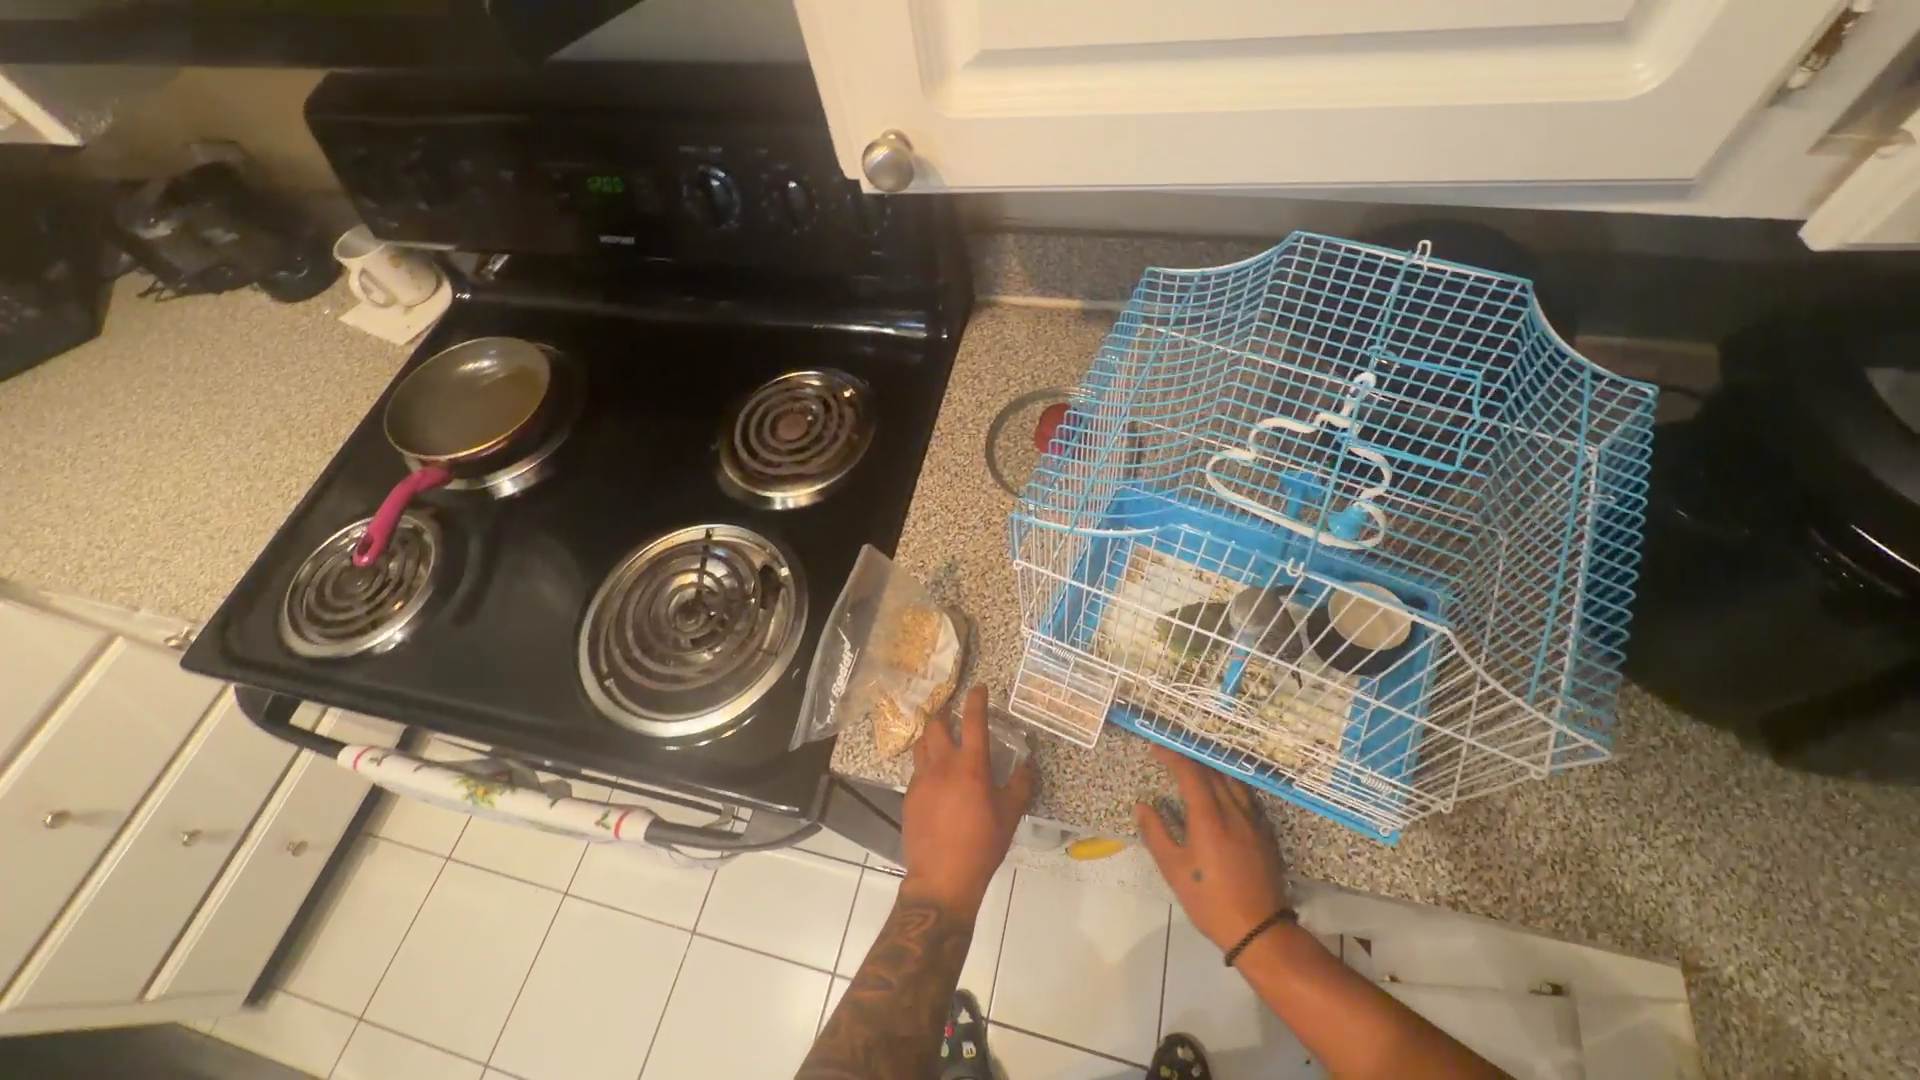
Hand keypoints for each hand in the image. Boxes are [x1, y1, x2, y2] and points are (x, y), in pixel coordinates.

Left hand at [900, 685, 1036, 919]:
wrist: (942, 878)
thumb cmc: (982, 845)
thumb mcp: (1009, 816)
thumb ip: (1019, 787)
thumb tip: (1027, 767)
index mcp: (971, 766)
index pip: (974, 721)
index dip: (976, 700)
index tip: (978, 688)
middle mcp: (943, 765)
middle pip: (936, 726)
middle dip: (945, 715)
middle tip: (954, 715)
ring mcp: (921, 780)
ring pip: (921, 745)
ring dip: (931, 737)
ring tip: (942, 741)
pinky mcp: (909, 797)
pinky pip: (916, 770)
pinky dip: (925, 765)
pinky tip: (935, 778)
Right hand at [1136, 744, 1291, 954]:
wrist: (1258, 929)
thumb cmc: (1209, 901)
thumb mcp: (1173, 870)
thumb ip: (1156, 834)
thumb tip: (1142, 806)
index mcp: (1209, 819)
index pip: (1191, 773)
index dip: (1173, 756)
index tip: (1156, 749)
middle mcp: (1234, 812)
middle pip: (1213, 772)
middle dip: (1190, 758)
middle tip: (1172, 754)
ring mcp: (1254, 821)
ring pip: (1233, 781)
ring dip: (1212, 768)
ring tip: (1195, 766)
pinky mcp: (1266, 832)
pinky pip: (1247, 795)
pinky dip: (1230, 783)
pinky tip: (1223, 791)